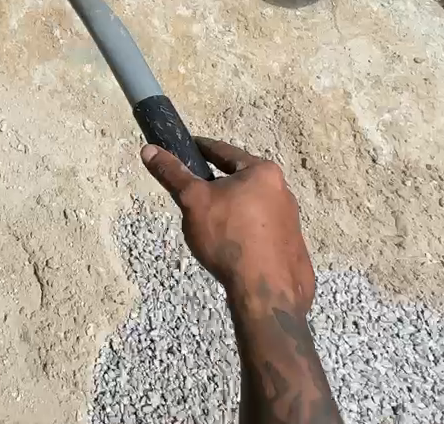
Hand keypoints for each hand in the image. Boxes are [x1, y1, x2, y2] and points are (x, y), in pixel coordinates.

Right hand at [139, 138, 315, 316]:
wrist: (267, 295)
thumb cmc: (228, 237)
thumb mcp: (192, 200)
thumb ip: (172, 173)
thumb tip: (149, 149)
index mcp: (262, 172)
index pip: (224, 151)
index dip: (200, 148)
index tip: (186, 148)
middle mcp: (283, 191)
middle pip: (240, 179)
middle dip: (216, 184)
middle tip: (193, 192)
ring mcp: (293, 222)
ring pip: (252, 205)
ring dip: (232, 209)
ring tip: (210, 224)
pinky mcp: (294, 249)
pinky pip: (263, 230)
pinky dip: (246, 231)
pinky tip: (231, 247)